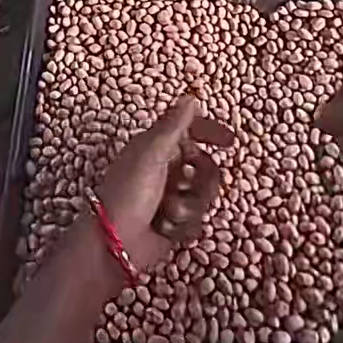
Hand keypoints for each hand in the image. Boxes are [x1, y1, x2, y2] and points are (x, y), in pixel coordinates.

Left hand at [94, 96, 234, 271]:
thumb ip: (173, 125)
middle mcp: (166, 168)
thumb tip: (190, 97)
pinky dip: (183, 225)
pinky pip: (198, 218)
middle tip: (183, 185)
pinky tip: (165, 228)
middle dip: (200, 180)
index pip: (190, 129)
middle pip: (206, 166)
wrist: (113, 245)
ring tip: (167, 212)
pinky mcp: (175, 221)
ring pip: (204, 195)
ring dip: (188, 205)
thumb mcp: (151, 154)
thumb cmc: (128, 194)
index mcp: (157, 146)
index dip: (211, 132)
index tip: (230, 142)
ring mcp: (171, 195)